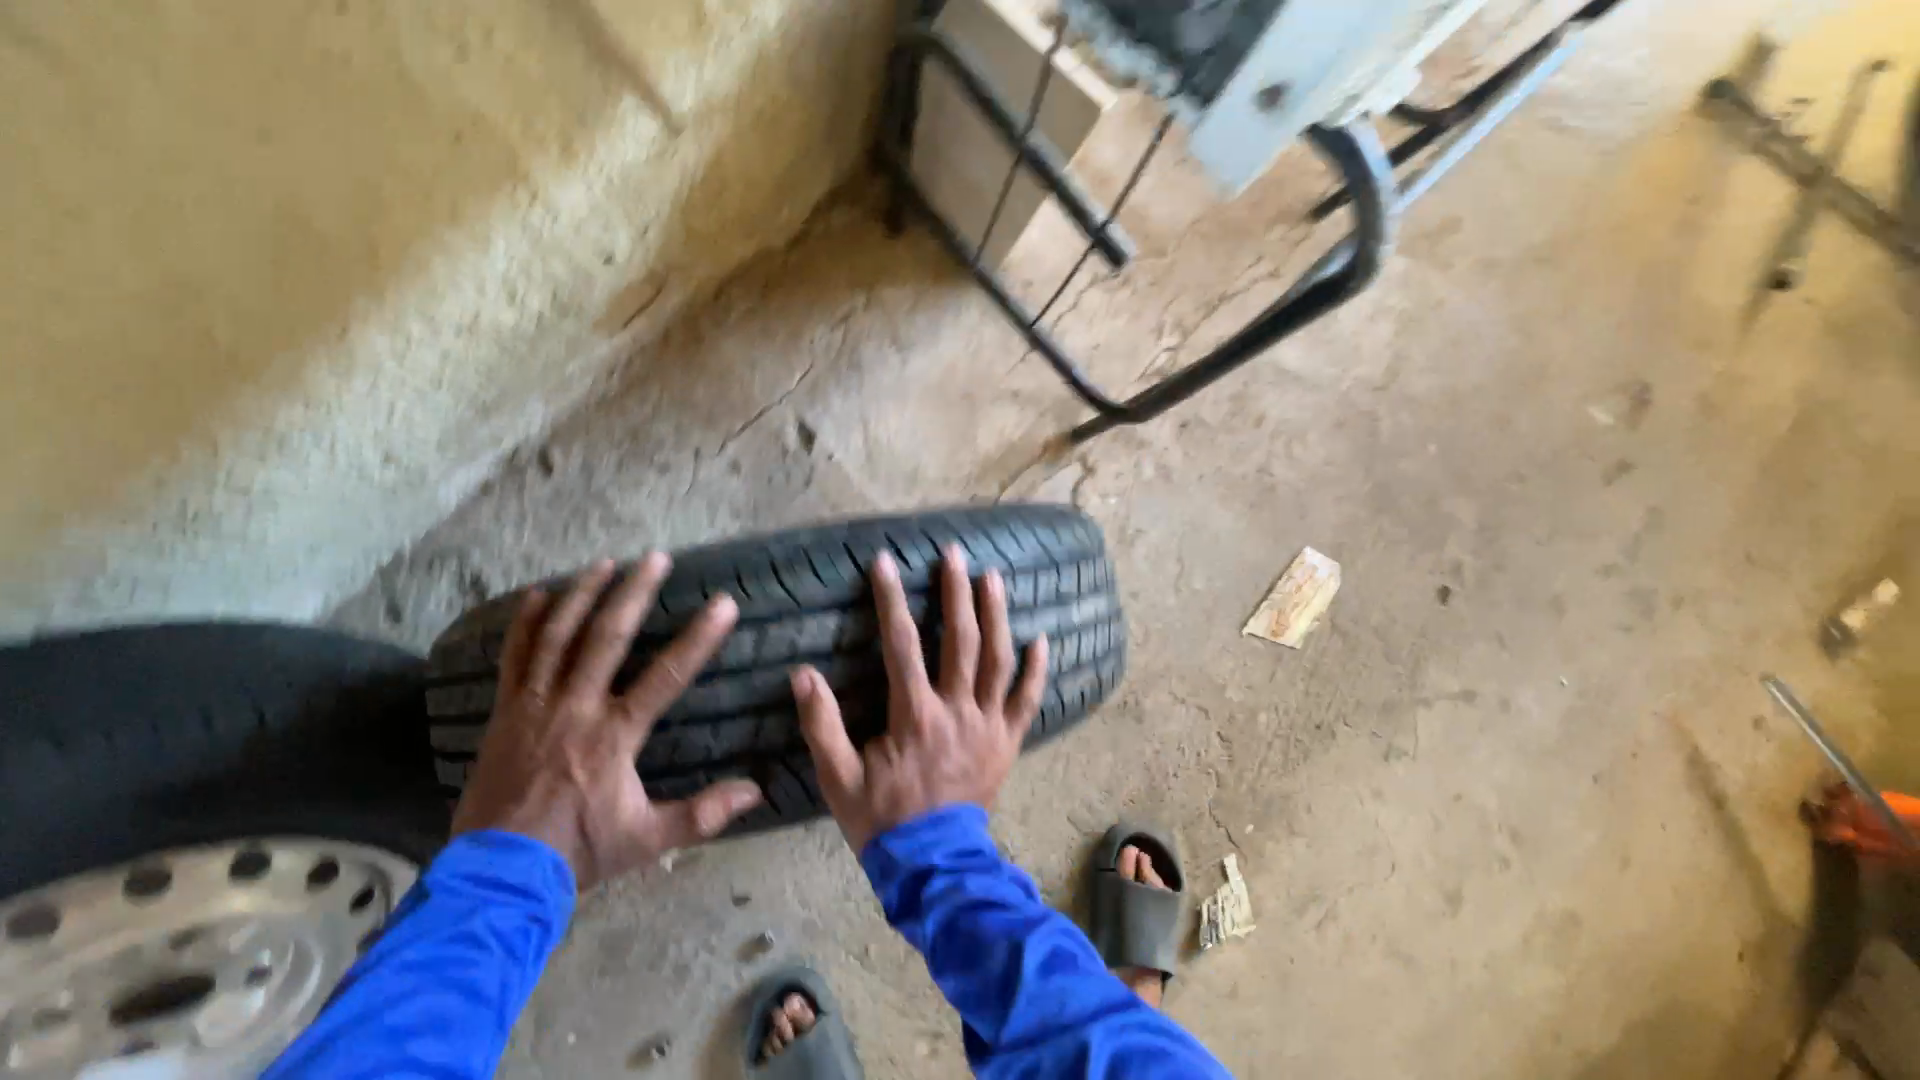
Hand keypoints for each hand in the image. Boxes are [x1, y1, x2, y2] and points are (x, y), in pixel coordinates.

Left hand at [451, 554, 762, 890]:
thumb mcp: (646, 839)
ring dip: (583, 595)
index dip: (698, 638)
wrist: (498, 874)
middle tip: (656, 558)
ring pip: (558, 637)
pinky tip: (538, 594)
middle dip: (634, 594)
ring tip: (604, 562)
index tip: (723, 604)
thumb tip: (756, 791)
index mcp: (614, 735)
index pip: (666, 676)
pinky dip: (525, 623)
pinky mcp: (504, 712)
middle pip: (606, 638)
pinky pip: (515, 657)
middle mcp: (575, 707)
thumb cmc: (578, 852)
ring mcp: (534, 705)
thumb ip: (702, 814)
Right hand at [792, 546, 1048, 852]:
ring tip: (992, 578)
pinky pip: (1027, 700)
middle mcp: (956, 711)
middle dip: (955, 593)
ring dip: (996, 616)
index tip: (885, 563)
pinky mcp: (1007, 742)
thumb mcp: (838, 778)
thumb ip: (821, 725)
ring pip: (998, 661)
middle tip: (953, 554)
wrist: (933, 866)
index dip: (891, 600)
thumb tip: (803, 674)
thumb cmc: (882, 820)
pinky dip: (1036, 669)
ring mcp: (988, 725)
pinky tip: (1041, 640)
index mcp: (915, 715)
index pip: (901, 644)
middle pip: (961, 641)